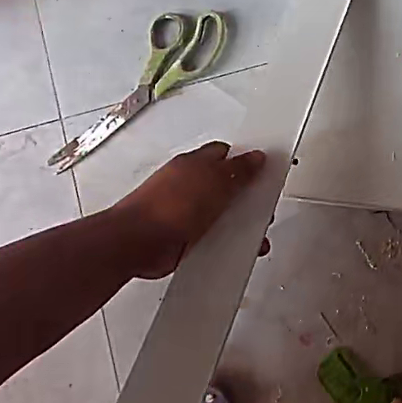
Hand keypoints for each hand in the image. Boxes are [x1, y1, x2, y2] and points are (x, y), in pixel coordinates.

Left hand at [97, 141, 266, 277]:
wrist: (136, 242)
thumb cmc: (168, 205)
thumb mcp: (216, 181)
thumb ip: (240, 169)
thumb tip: (257, 157)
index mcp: (195, 164)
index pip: (227, 154)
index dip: (246, 161)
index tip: (265, 170)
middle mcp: (190, 185)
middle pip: (227, 186)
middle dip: (246, 196)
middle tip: (261, 205)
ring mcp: (186, 212)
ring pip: (222, 213)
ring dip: (237, 222)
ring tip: (252, 232)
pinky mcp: (185, 237)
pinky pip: (213, 236)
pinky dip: (225, 242)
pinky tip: (234, 247)